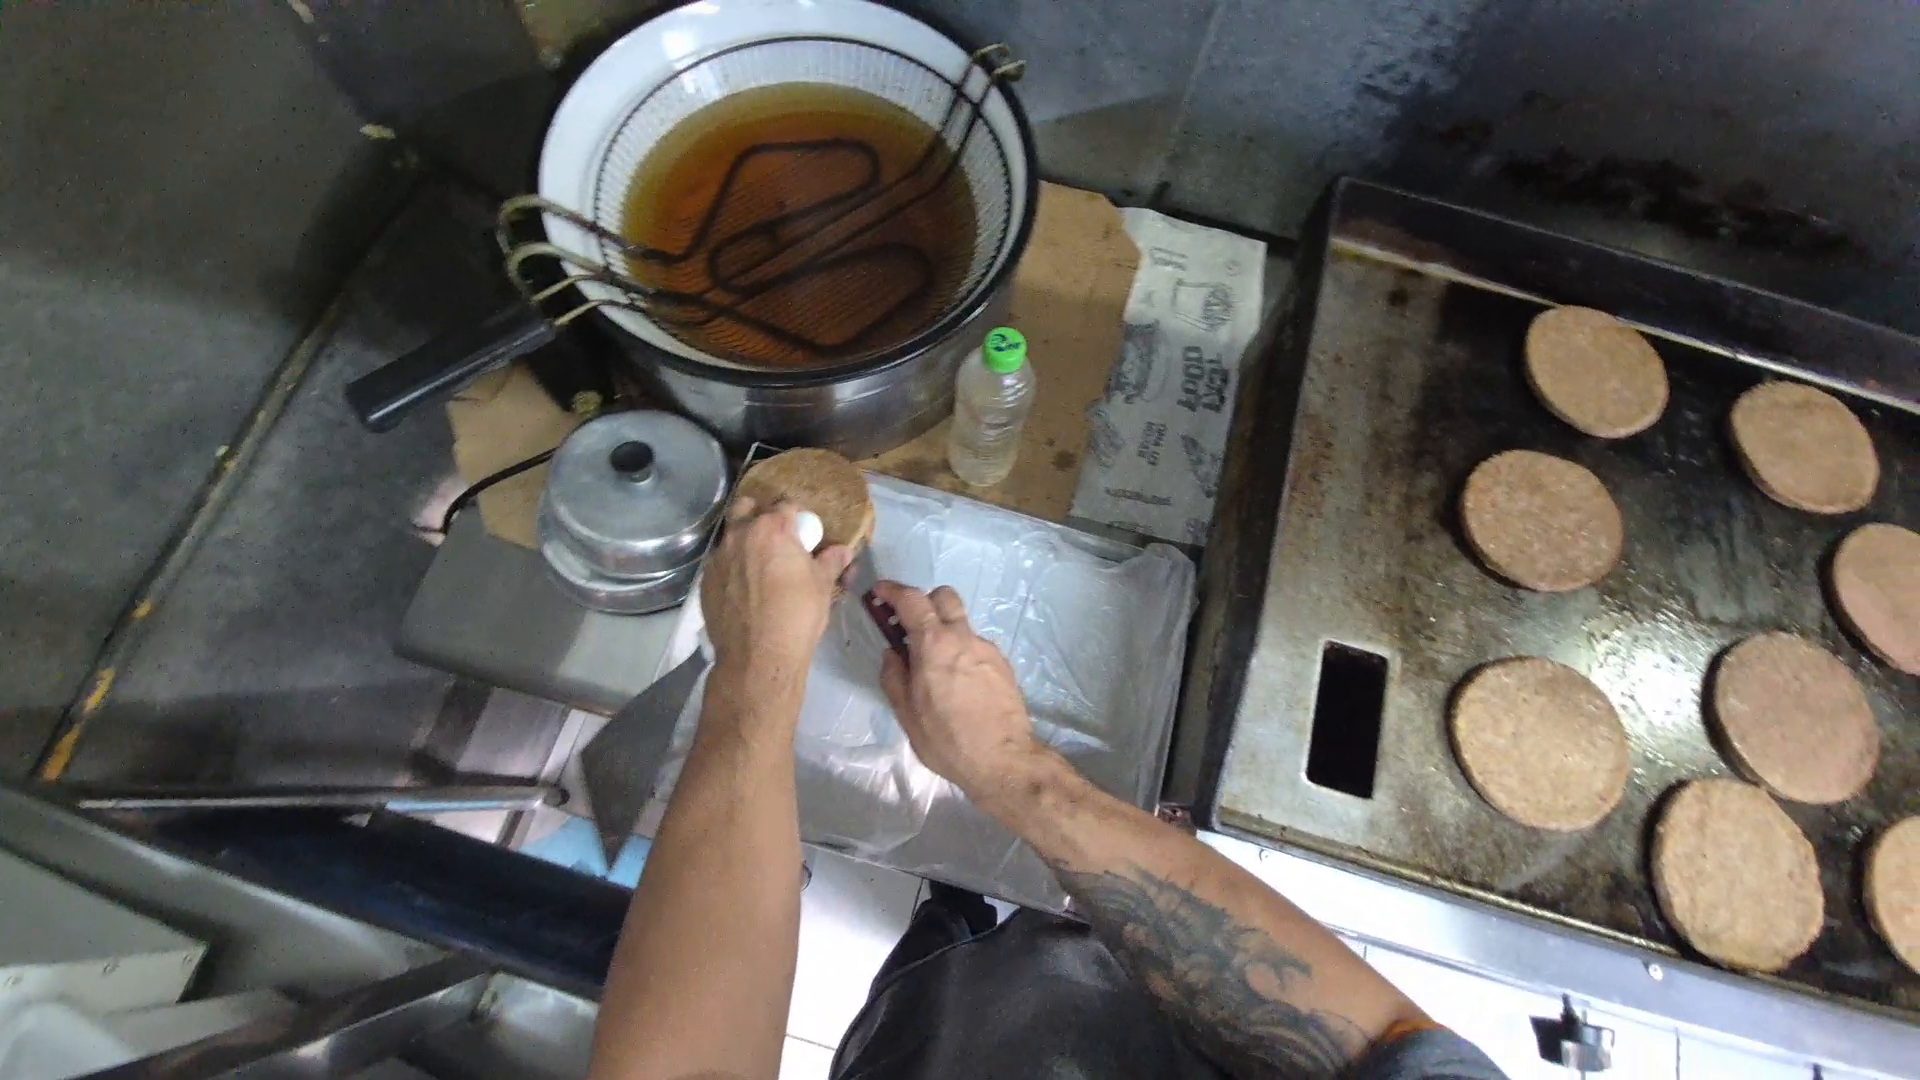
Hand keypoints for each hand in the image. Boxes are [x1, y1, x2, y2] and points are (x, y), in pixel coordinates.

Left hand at [700, 498, 852, 685]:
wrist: (758, 657)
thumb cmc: (797, 616)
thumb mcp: (822, 586)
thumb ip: (831, 562)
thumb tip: (843, 551)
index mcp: (771, 529)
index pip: (786, 506)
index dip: (798, 517)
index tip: (805, 533)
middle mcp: (739, 535)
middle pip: (747, 508)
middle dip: (761, 515)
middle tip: (777, 539)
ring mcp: (718, 558)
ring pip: (730, 536)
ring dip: (744, 542)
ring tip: (759, 566)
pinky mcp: (705, 581)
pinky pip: (720, 564)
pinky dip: (732, 568)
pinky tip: (744, 590)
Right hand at [875, 581, 1046, 803]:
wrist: (1003, 760)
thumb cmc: (947, 739)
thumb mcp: (906, 713)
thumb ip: (894, 676)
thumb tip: (892, 654)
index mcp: (935, 644)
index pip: (912, 600)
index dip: (892, 591)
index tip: (880, 593)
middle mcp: (964, 638)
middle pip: (944, 597)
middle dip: (924, 601)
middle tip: (910, 625)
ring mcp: (987, 649)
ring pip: (962, 625)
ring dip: (945, 632)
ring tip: (935, 668)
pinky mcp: (1003, 665)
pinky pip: (976, 647)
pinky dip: (962, 654)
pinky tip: (959, 685)